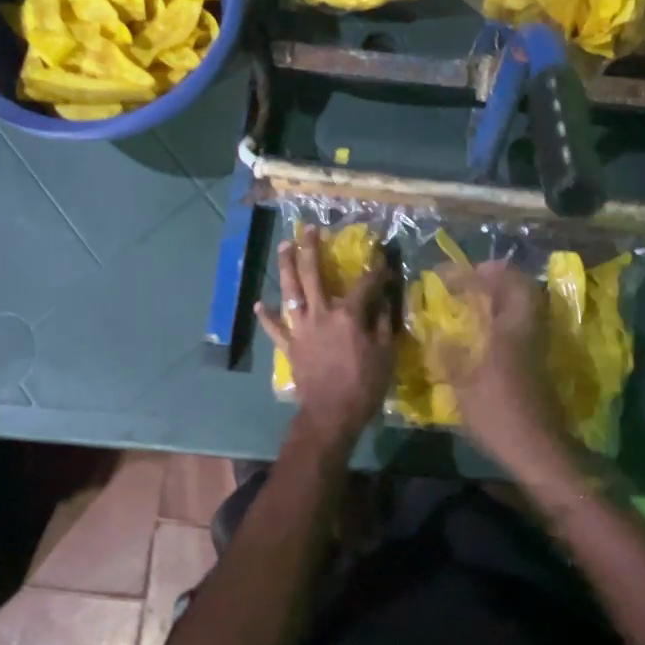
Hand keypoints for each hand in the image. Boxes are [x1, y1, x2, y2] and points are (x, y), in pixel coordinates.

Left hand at [258, 226, 394, 446]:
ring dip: (286, 267)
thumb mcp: (386, 354)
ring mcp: (301, 328)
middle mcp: (321, 313)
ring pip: (290, 291)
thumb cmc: (364, 385)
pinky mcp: (289, 345)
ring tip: (284, 246)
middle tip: (308, 229)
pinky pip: (275, 328)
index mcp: (348, 315)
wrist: (330, 414)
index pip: (364, 284)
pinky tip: (259, 303)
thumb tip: (384, 301)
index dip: (376, 272)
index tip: (383, 263)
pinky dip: (266, 316)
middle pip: (313, 274)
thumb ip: (384, 324)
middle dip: (311, 249)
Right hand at [439, 260, 575, 478]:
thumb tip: (436, 334)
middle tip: (466, 282)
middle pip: (521, 285)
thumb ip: (449, 354)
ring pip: (527, 303)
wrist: (538, 451)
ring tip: (473, 302)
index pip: (501, 279)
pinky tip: (485, 331)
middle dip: (493, 276)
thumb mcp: (462, 386)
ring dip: (502, 294)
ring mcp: (539, 344)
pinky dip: (507, 314)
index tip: (445, 277)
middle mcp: (529, 328)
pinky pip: (525, 321)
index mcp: (511, 327)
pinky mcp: (540, 361)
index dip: (473, 272)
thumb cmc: (498, 415)